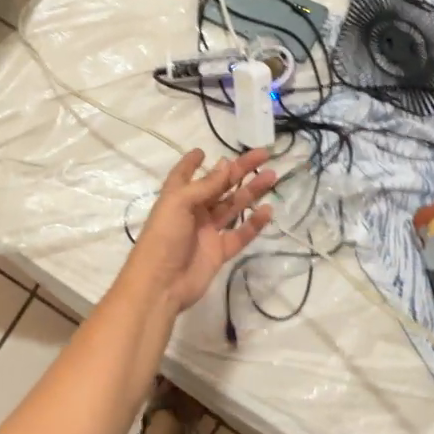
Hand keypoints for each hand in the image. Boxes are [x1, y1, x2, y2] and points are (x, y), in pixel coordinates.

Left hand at [120, 148, 275, 312]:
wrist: (161, 283)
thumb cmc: (163, 237)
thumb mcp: (179, 204)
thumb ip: (205, 185)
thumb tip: (226, 164)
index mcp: (177, 197)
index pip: (184, 175)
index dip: (192, 162)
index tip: (203, 150)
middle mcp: (192, 212)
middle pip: (218, 186)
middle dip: (238, 171)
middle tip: (263, 155)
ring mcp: (207, 232)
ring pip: (232, 207)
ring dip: (251, 191)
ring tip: (272, 176)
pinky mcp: (219, 252)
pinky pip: (240, 234)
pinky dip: (253, 223)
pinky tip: (268, 210)